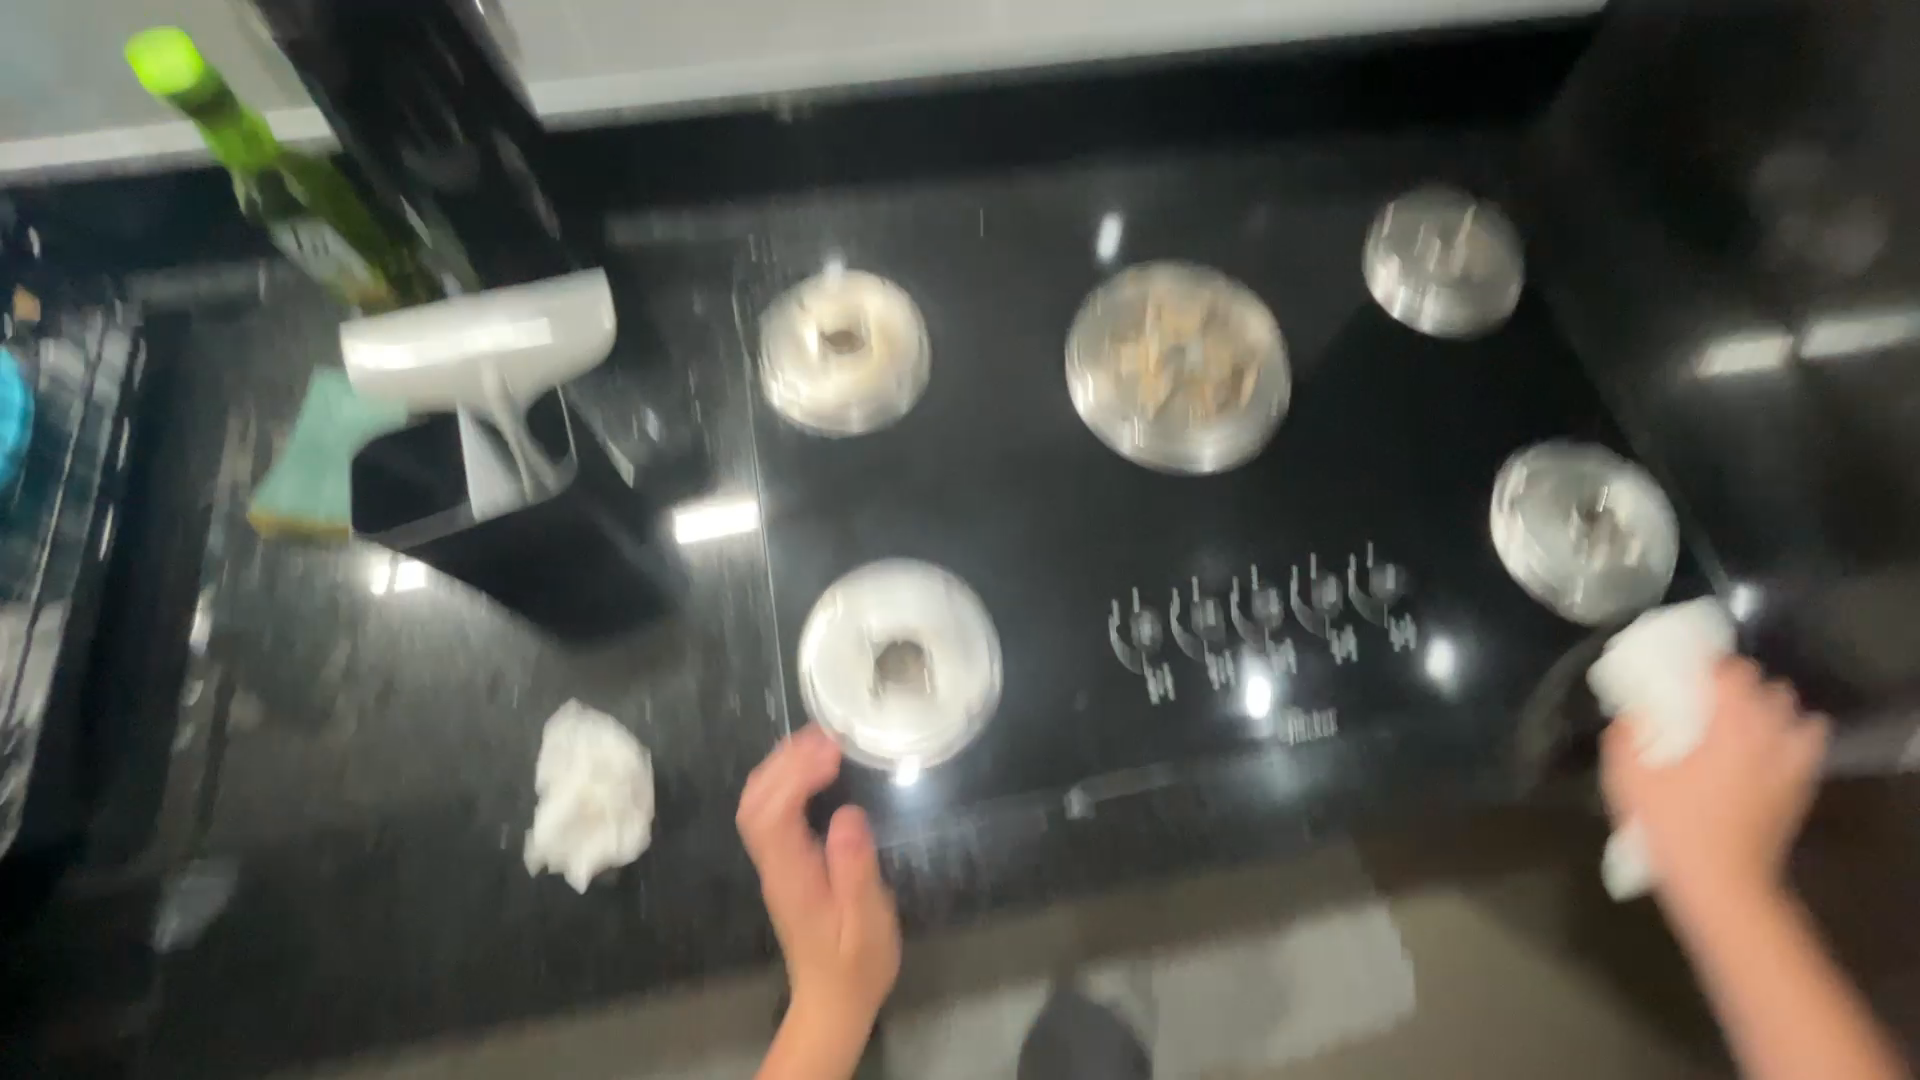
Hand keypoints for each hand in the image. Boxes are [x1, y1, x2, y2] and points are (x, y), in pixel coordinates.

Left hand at [737, 726, 900, 1032]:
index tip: (833, 753)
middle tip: (826, 734)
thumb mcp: (868, 921)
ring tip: (817, 738)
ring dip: (780, 765)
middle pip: (755, 803)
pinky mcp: (782, 860)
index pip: (773, 815)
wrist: (833, 999)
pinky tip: (810, 766)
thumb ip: (855, 869)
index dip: (795, 776)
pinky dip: (783, 779)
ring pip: (756, 804)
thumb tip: (848, 814)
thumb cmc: (857, 962)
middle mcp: (773, 864)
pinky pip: (768, 810)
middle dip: (784, 761)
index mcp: (791, 875)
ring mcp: (773, 862)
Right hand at [1602, 657, 1829, 912]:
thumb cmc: (1669, 825)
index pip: (1734, 681)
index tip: (1694, 661)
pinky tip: (1772, 743)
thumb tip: (1631, 715)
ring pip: (1799, 721)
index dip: (1716, 665)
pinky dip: (1795, 737)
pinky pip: (1806, 751)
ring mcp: (1787, 770)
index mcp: (1724, 734)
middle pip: (1772, 696)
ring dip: (1776, 710)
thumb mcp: (1627, 778)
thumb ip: (1626, 738)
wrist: (1720, 880)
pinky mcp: (1796, 792)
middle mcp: (1765, 745)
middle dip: (1748, 685)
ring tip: (1750, 711)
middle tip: (1716, 687)